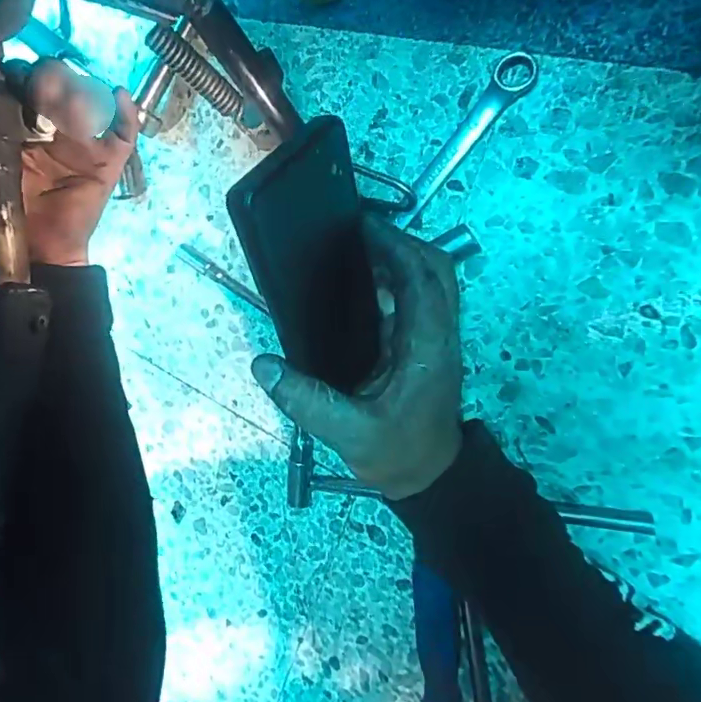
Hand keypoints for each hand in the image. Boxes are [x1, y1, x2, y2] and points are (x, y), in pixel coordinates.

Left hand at [20, 63, 139, 266]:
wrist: (41, 246)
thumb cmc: (16, 206)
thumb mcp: (0, 161)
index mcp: (31, 124)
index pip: (33, 84)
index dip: (27, 73)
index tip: (15, 71)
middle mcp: (61, 126)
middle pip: (65, 86)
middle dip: (52, 80)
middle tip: (40, 85)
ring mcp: (88, 142)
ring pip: (92, 102)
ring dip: (81, 92)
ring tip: (68, 95)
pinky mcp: (109, 161)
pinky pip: (124, 134)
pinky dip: (126, 114)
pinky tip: (118, 97)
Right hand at [251, 218, 465, 498]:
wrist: (429, 475)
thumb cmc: (397, 451)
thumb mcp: (348, 432)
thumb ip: (306, 401)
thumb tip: (262, 366)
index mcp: (428, 346)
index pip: (423, 280)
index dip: (396, 247)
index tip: (362, 226)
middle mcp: (437, 333)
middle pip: (435, 268)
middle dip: (401, 242)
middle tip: (357, 232)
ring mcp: (433, 336)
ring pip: (429, 280)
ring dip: (399, 257)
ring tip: (355, 248)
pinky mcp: (422, 342)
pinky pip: (414, 296)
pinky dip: (393, 278)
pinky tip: (359, 282)